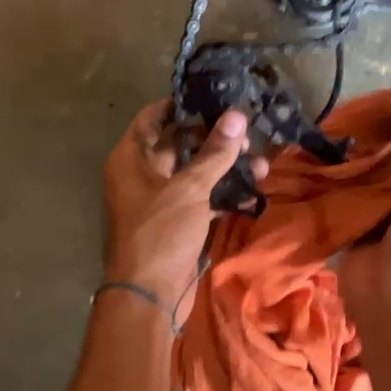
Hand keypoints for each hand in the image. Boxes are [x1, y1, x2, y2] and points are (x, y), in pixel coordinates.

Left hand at [102, 101, 260, 323]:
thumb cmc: (160, 233)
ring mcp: (158, 200)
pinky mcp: (176, 223)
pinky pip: (200, 199)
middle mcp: (140, 174)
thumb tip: (237, 115)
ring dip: (223, 167)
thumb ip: (214, 152)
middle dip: (212, 138)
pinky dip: (222, 194)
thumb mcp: (189, 188)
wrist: (149, 295)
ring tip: (260, 162)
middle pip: (176, 144)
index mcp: (130, 158)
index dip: (181, 104)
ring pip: (193, 173)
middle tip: (247, 130)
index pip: (153, 117)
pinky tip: (253, 191)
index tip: (214, 96)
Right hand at [338, 95, 390, 307]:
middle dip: (378, 121)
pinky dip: (339, 164)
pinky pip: (350, 180)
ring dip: (356, 141)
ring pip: (372, 156)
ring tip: (334, 127)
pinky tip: (322, 151)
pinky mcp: (358, 210)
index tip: (383, 100)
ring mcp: (386, 197)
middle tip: (352, 111)